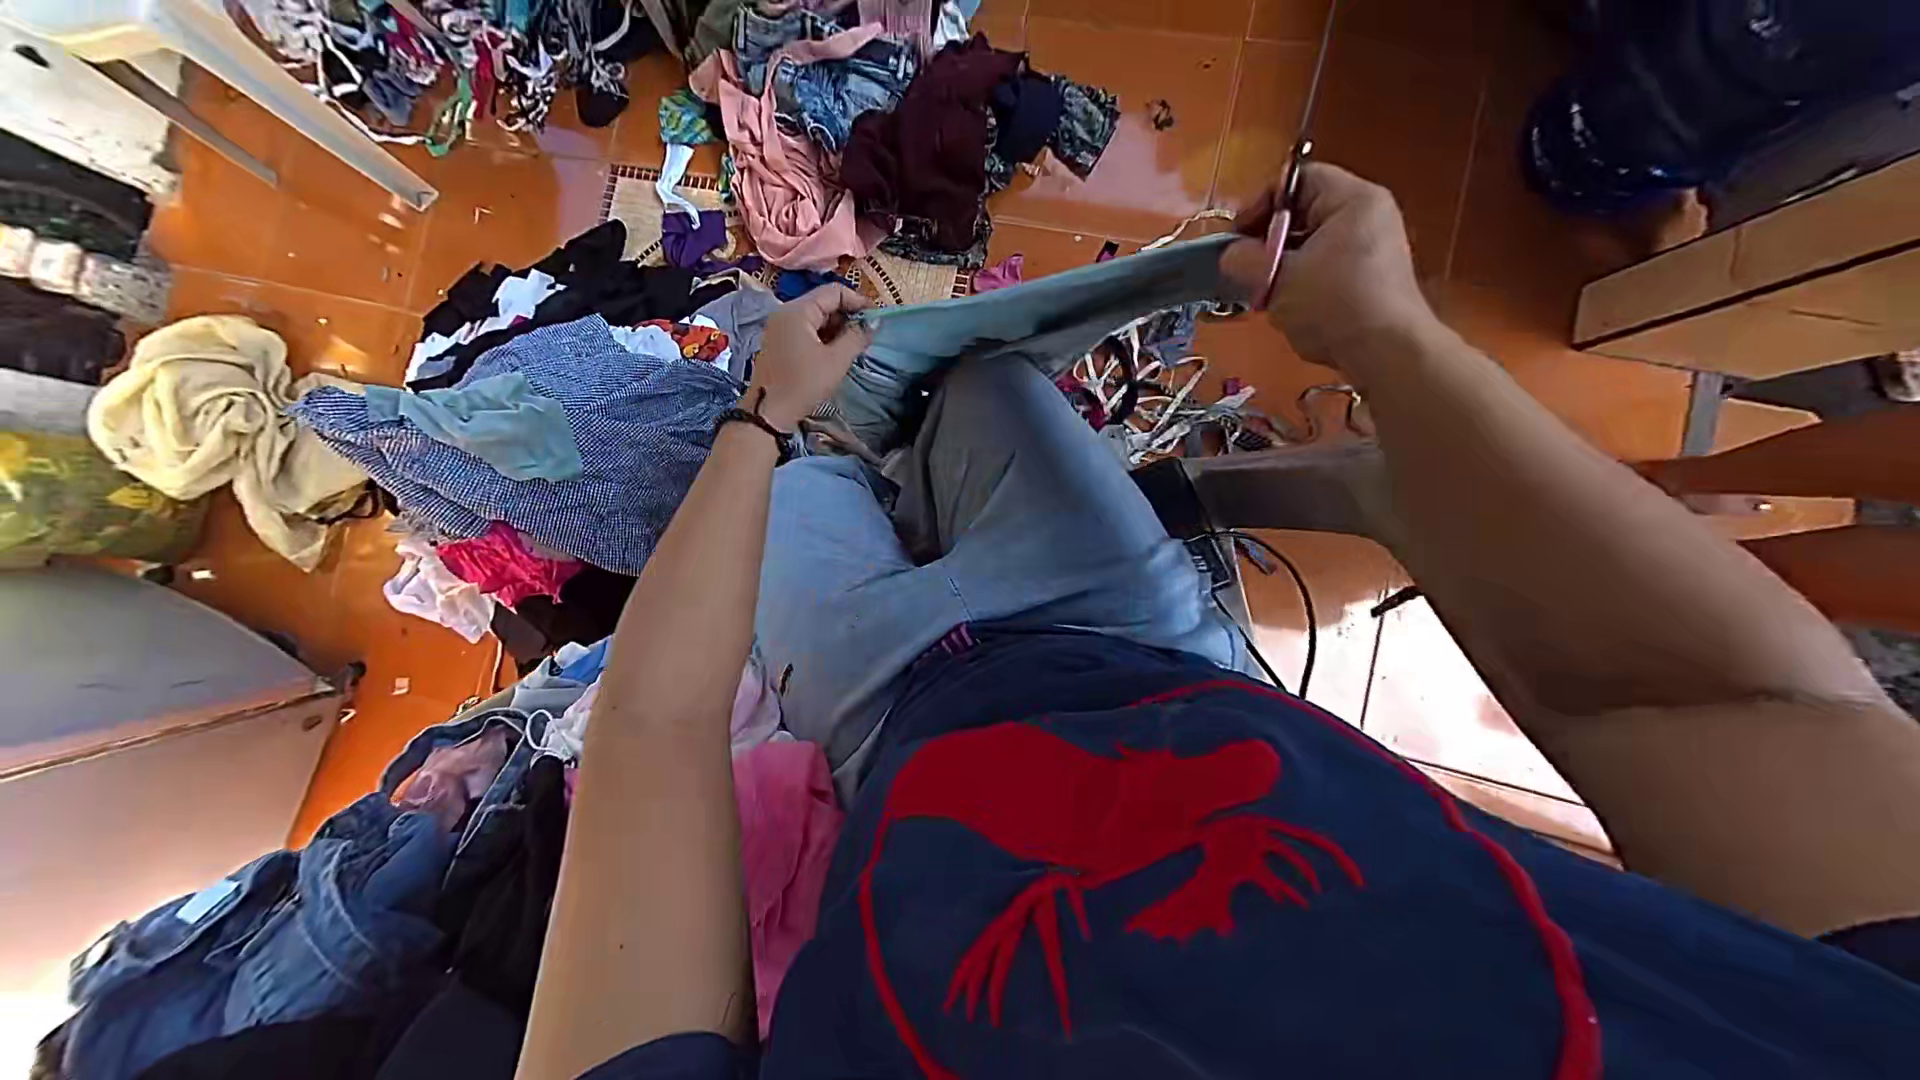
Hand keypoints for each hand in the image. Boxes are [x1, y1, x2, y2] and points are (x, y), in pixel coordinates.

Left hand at [745, 285, 871, 429]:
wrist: (769, 413)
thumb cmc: (804, 384)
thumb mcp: (836, 361)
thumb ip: (857, 337)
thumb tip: (876, 322)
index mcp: (798, 311)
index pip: (833, 291)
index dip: (858, 301)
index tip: (876, 318)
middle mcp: (786, 313)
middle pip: (823, 302)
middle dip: (847, 316)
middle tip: (866, 335)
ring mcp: (780, 328)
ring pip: (815, 318)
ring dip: (837, 329)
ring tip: (854, 347)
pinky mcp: (779, 343)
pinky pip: (806, 331)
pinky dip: (823, 338)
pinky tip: (835, 354)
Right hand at [1220, 163, 1438, 375]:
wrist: (1385, 351)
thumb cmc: (1332, 305)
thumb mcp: (1277, 279)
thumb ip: (1245, 260)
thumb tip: (1229, 254)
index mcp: (1352, 200)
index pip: (1297, 180)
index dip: (1261, 203)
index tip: (1237, 237)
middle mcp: (1367, 215)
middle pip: (1303, 212)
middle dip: (1267, 240)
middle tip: (1244, 269)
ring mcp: (1372, 248)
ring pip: (1311, 244)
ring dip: (1280, 266)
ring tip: (1264, 293)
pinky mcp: (1369, 279)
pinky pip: (1324, 267)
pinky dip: (1300, 281)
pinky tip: (1288, 307)